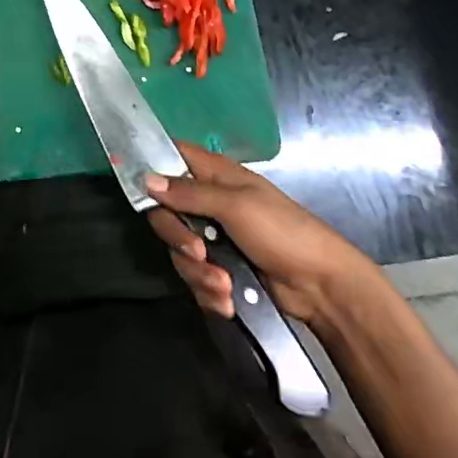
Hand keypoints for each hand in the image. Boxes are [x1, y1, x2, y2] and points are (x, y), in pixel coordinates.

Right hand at [146, 142, 375, 326]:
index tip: (137, 187)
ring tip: (225, 286)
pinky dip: (208, 292)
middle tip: (199, 252)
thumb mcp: (236, 206)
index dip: (152, 165)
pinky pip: (194, 277)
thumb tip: (147, 180)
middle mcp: (209, 201)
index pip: (173, 156)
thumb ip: (190, 194)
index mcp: (215, 175)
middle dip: (178, 238)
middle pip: (166, 212)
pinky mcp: (219, 268)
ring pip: (179, 250)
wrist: (320, 285)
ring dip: (198, 274)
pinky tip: (228, 301)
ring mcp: (214, 236)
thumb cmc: (283, 231)